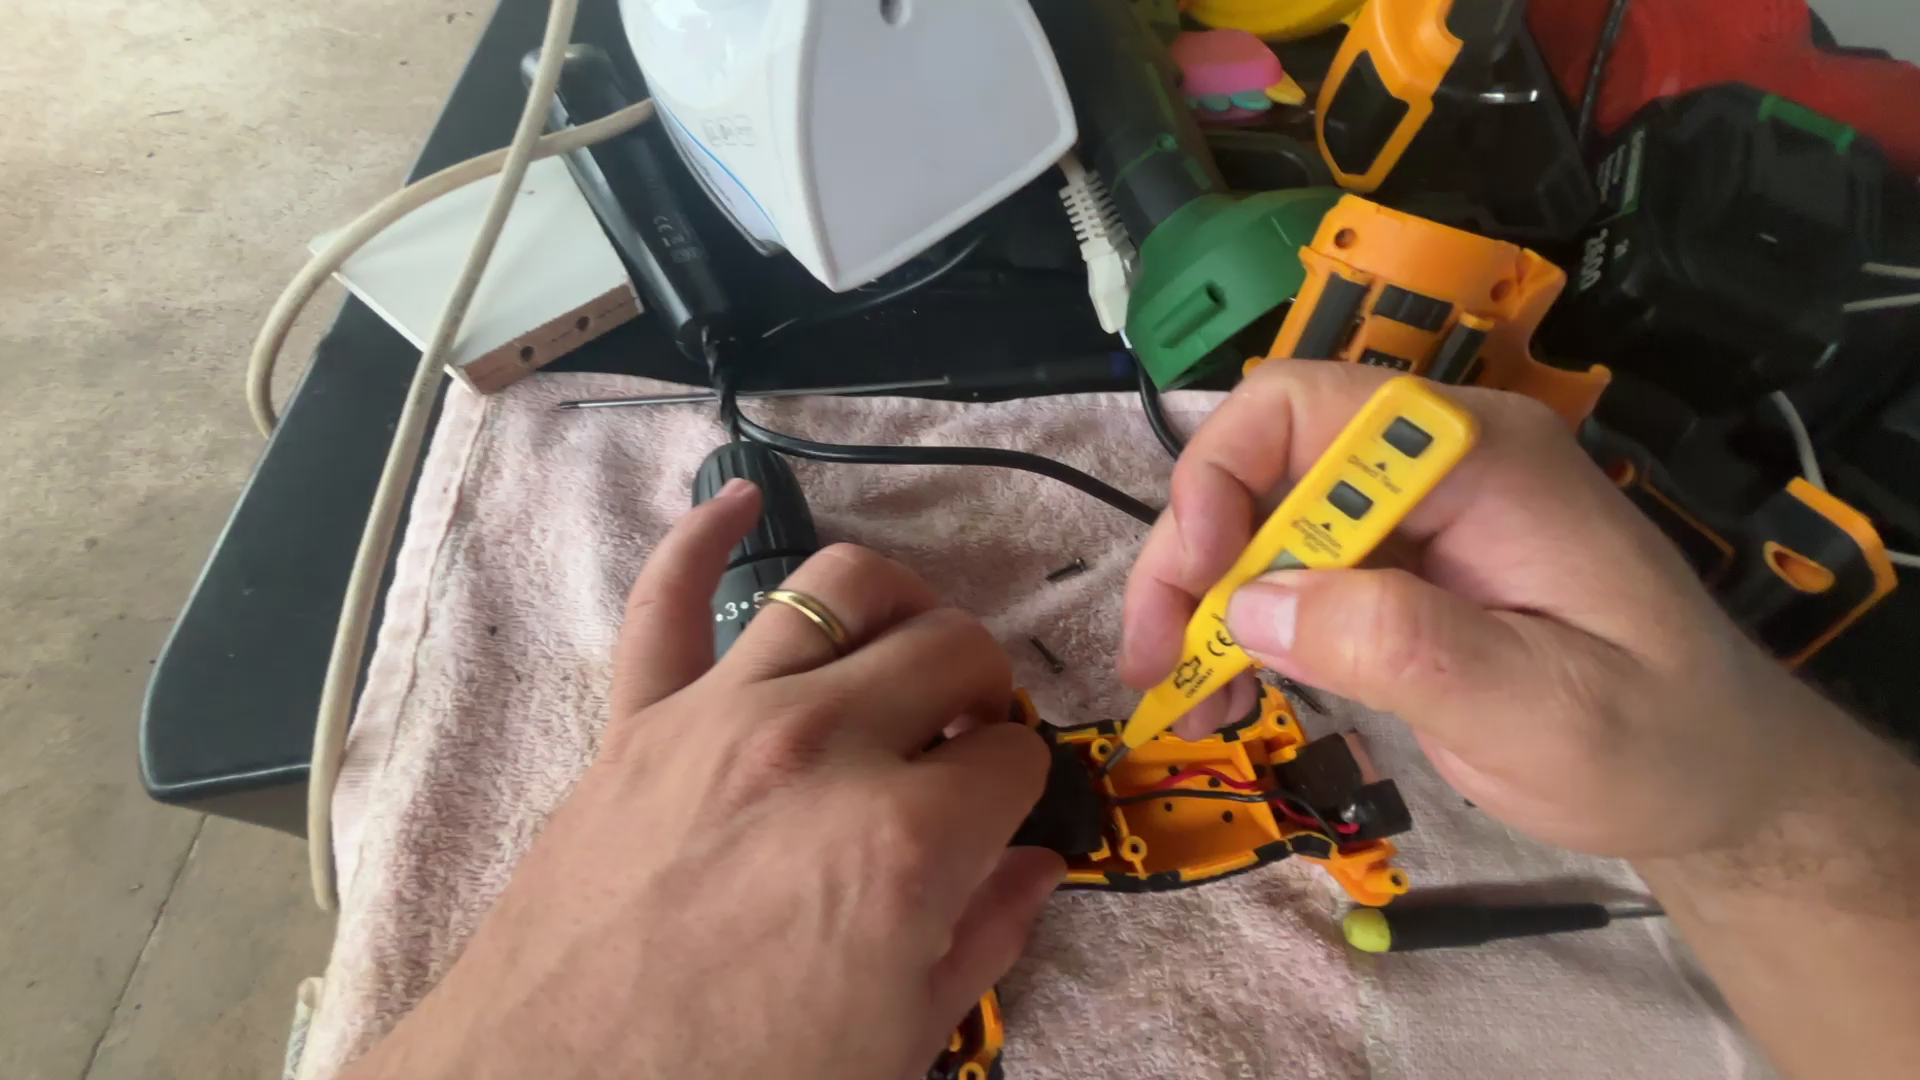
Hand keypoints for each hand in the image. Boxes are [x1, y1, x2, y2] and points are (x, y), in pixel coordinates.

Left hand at [344, 480, 1060, 1079]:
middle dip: (984, 684)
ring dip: (901, 601)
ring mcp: (724, 713)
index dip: (1020, 779)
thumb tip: (1038, 862)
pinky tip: (735, 501)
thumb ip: (987, 937)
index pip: (1013, 756)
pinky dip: (701, 539)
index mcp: (903, 843)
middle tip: (968, 728)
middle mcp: (824, 747)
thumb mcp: (901, 1043)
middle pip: (952, 648)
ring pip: (843, 585)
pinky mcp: (641, 716)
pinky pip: (668, 598)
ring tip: (907, 636)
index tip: (1002, 802)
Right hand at [1120, 360, 1854, 860]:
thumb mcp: (1545, 708)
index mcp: (1469, 456)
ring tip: (1179, 695)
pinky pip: (1264, 579)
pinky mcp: (1365, 568)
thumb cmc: (1650, 740)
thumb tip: (1249, 608)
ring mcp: (1385, 518)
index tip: (1198, 572)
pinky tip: (1217, 692)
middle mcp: (1412, 467)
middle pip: (1247, 472)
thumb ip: (1404, 645)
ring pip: (1239, 529)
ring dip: (1191, 606)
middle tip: (1154, 657)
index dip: (1220, 473)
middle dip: (1183, 562)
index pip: (1299, 406)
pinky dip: (1223, 633)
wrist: (1702, 777)